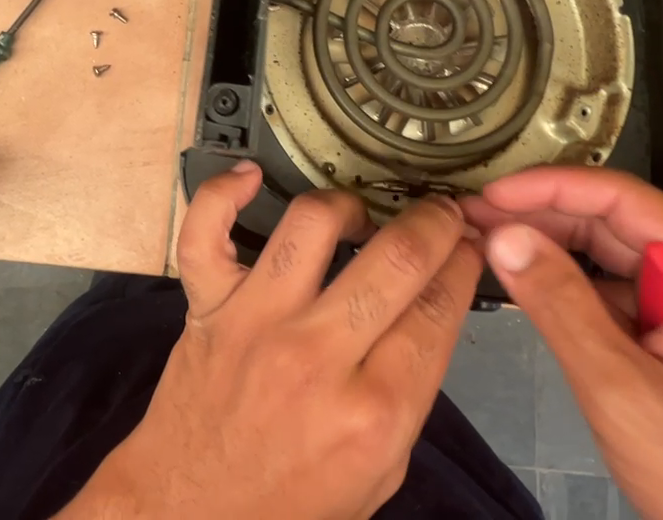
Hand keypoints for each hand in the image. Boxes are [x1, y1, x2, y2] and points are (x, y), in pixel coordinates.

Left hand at [60, 161, 483, 519]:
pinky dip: (224, 194)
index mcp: (373, 412)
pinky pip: (205, 232)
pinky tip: (251, 177)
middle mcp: (315, 357)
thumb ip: (408, 389)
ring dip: (350, 205)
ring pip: (311, 225)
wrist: (191, 512)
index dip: (465, 262)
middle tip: (439, 211)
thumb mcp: (380, 470)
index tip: (471, 241)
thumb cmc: (292, 501)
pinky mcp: (206, 306)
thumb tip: (434, 305)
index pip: (440, 309)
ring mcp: (254, 322)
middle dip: (433, 222)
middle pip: (395, 260)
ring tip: (359, 214)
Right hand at [464, 167, 662, 519]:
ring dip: (551, 251)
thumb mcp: (626, 393)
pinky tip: (528, 286)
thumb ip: (560, 306)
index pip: (626, 201)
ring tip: (488, 244)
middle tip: (472, 219)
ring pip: (614, 260)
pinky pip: (620, 298)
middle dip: (542, 218)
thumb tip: (502, 234)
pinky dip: (570, 289)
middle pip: (616, 225)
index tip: (490, 195)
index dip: (551, 187)